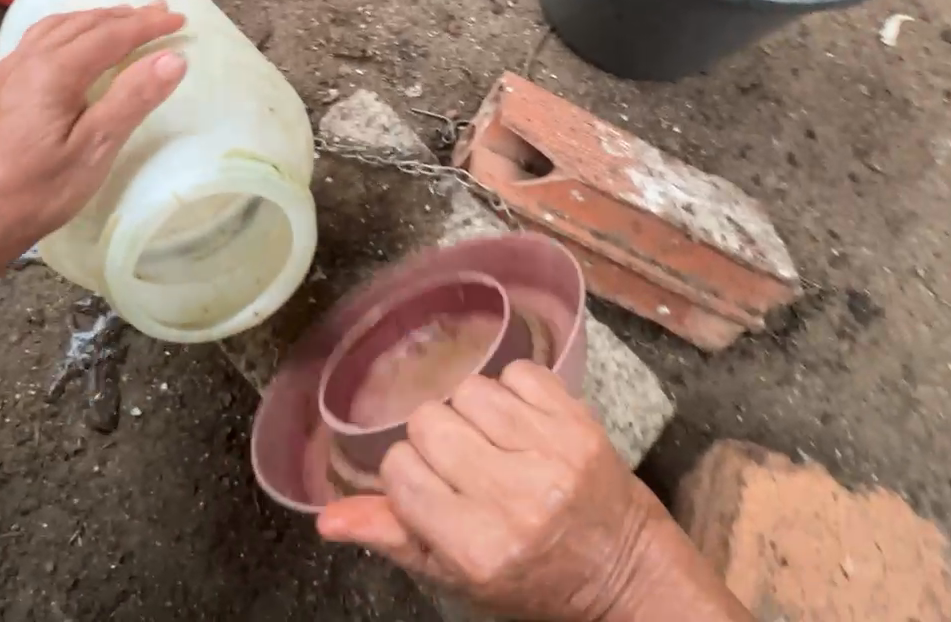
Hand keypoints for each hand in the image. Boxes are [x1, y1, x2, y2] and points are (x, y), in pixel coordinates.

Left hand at [0, 4, 187, 267]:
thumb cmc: (37, 192)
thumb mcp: (95, 149)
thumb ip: (133, 99)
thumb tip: (173, 58)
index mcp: (52, 73)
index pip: (110, 36)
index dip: (147, 26)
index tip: (180, 19)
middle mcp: (24, 61)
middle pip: (82, 24)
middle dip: (124, 16)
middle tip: (160, 12)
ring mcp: (3, 73)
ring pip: (54, 28)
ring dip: (94, 19)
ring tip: (122, 19)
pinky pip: (36, 42)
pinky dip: (68, 31)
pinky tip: (73, 45)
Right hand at [317, 361, 673, 621]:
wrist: (623, 566)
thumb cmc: (534, 577)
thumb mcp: (461, 576)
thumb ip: (396, 538)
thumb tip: (326, 518)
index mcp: (478, 546)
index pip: (401, 472)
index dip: (407, 473)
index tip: (429, 485)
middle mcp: (513, 496)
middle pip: (430, 421)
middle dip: (437, 438)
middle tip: (463, 462)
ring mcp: (551, 451)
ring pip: (469, 390)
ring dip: (472, 410)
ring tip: (492, 439)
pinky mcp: (578, 420)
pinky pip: (518, 373)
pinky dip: (513, 390)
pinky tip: (522, 421)